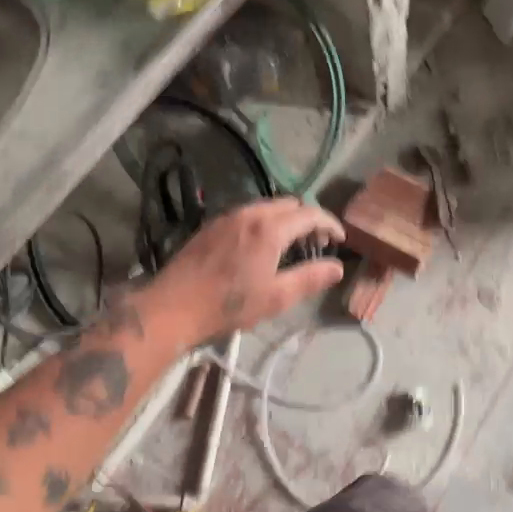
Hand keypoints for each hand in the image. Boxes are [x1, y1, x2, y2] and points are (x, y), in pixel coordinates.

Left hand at [145, 198, 345, 335]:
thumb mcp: (276, 297)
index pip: (311, 214)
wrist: (172, 307)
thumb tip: (338, 267)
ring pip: (268, 207)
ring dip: (287, 220)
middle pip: (290, 204)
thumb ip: (310, 278)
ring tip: (291, 246)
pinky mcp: (212, 225)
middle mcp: (250, 214)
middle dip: (309, 219)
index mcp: (270, 229)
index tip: (340, 240)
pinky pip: (249, 214)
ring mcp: (228, 217)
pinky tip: (262, 247)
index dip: (331, 224)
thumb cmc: (228, 305)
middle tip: (317, 244)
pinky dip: (266, 222)